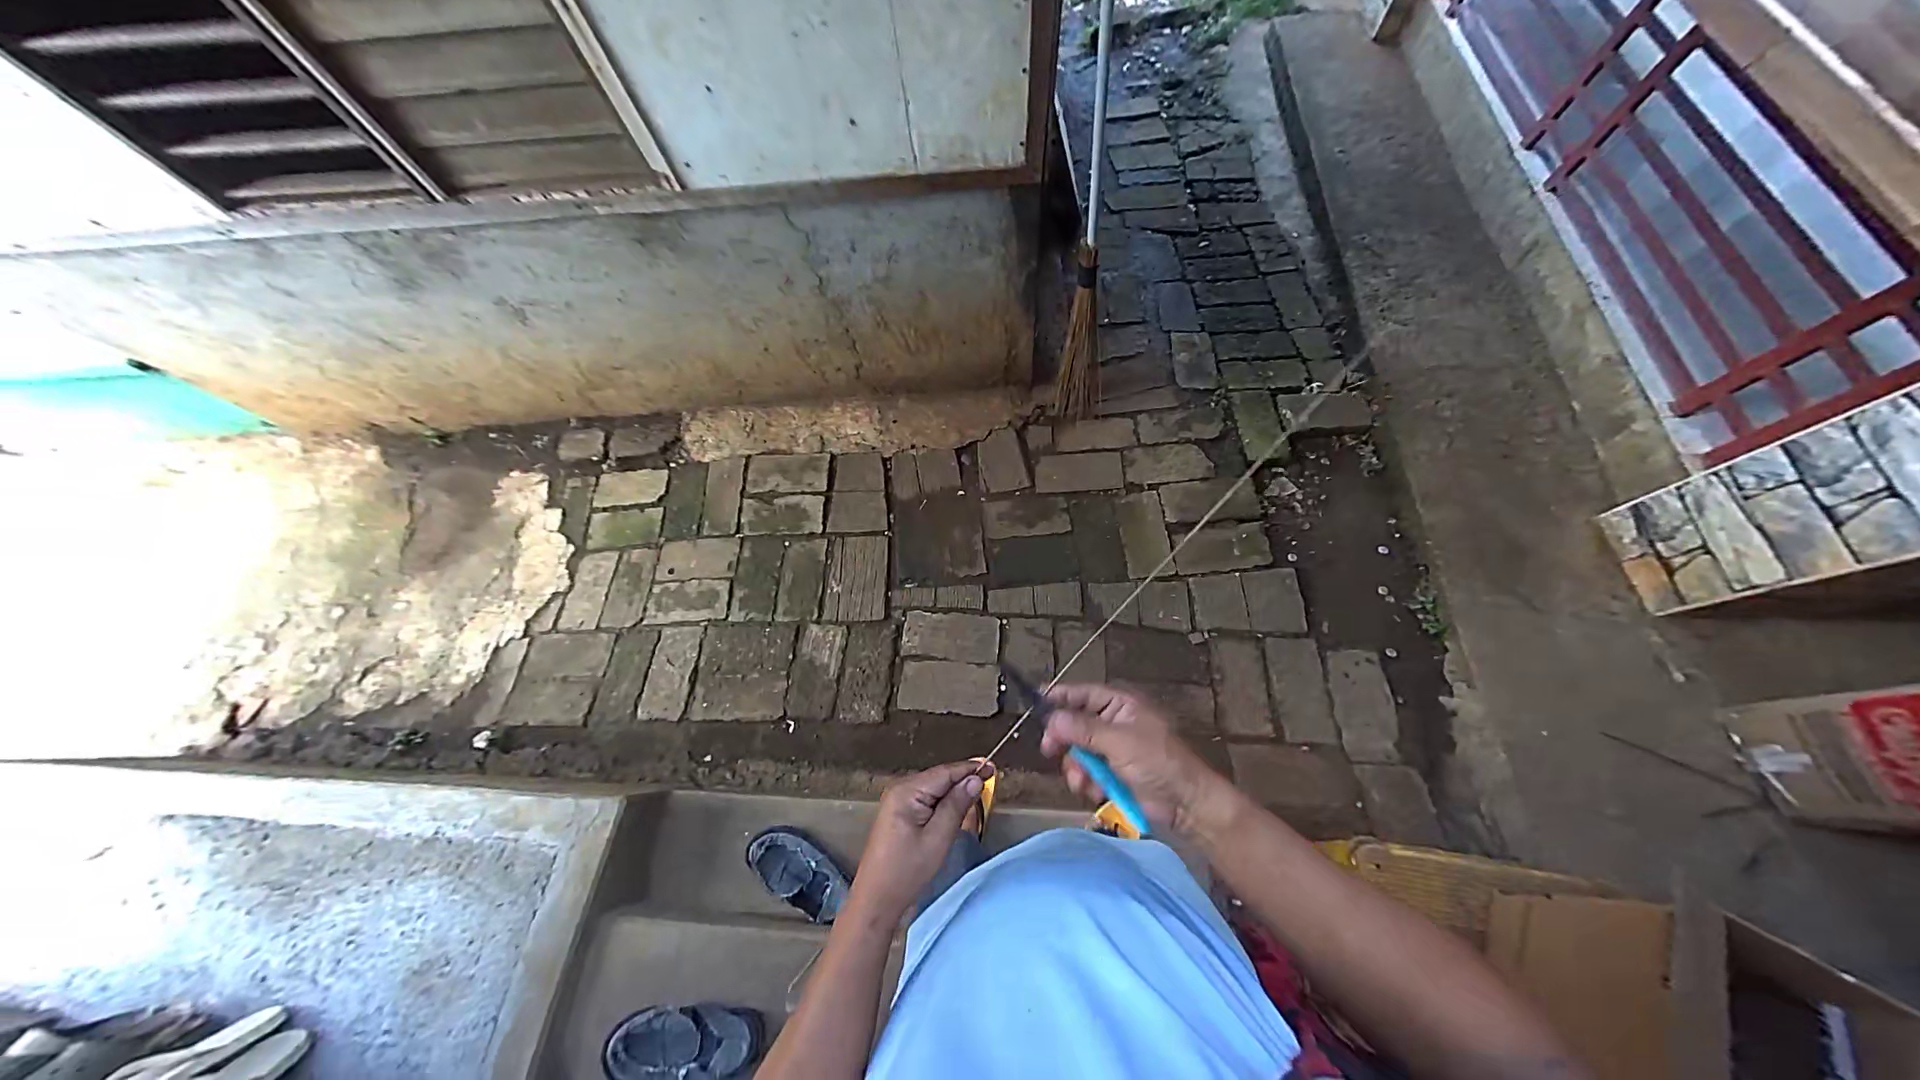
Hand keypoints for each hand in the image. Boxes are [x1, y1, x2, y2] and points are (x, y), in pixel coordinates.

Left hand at [847, 760, 987, 919]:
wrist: (876, 900)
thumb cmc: (907, 871)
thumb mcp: (938, 838)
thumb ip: (957, 805)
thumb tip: (975, 780)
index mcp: (906, 791)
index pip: (944, 772)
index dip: (970, 768)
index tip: (993, 767)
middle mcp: (900, 789)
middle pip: (939, 777)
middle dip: (963, 778)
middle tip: (991, 780)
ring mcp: (897, 801)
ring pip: (933, 788)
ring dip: (955, 790)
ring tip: (979, 792)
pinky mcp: (898, 813)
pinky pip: (926, 799)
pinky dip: (944, 801)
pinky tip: (957, 806)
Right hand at [1041, 683, 1232, 834]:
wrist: (1186, 804)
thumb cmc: (1159, 762)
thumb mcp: (1119, 742)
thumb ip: (1083, 729)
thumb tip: (1052, 719)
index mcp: (1120, 705)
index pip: (1083, 694)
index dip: (1060, 697)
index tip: (1035, 703)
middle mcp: (1113, 723)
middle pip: (1074, 724)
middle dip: (1065, 741)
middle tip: (1050, 751)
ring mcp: (1112, 750)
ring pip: (1077, 752)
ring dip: (1076, 768)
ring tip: (1083, 781)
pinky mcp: (1111, 774)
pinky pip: (1086, 773)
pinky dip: (1086, 783)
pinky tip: (1095, 792)